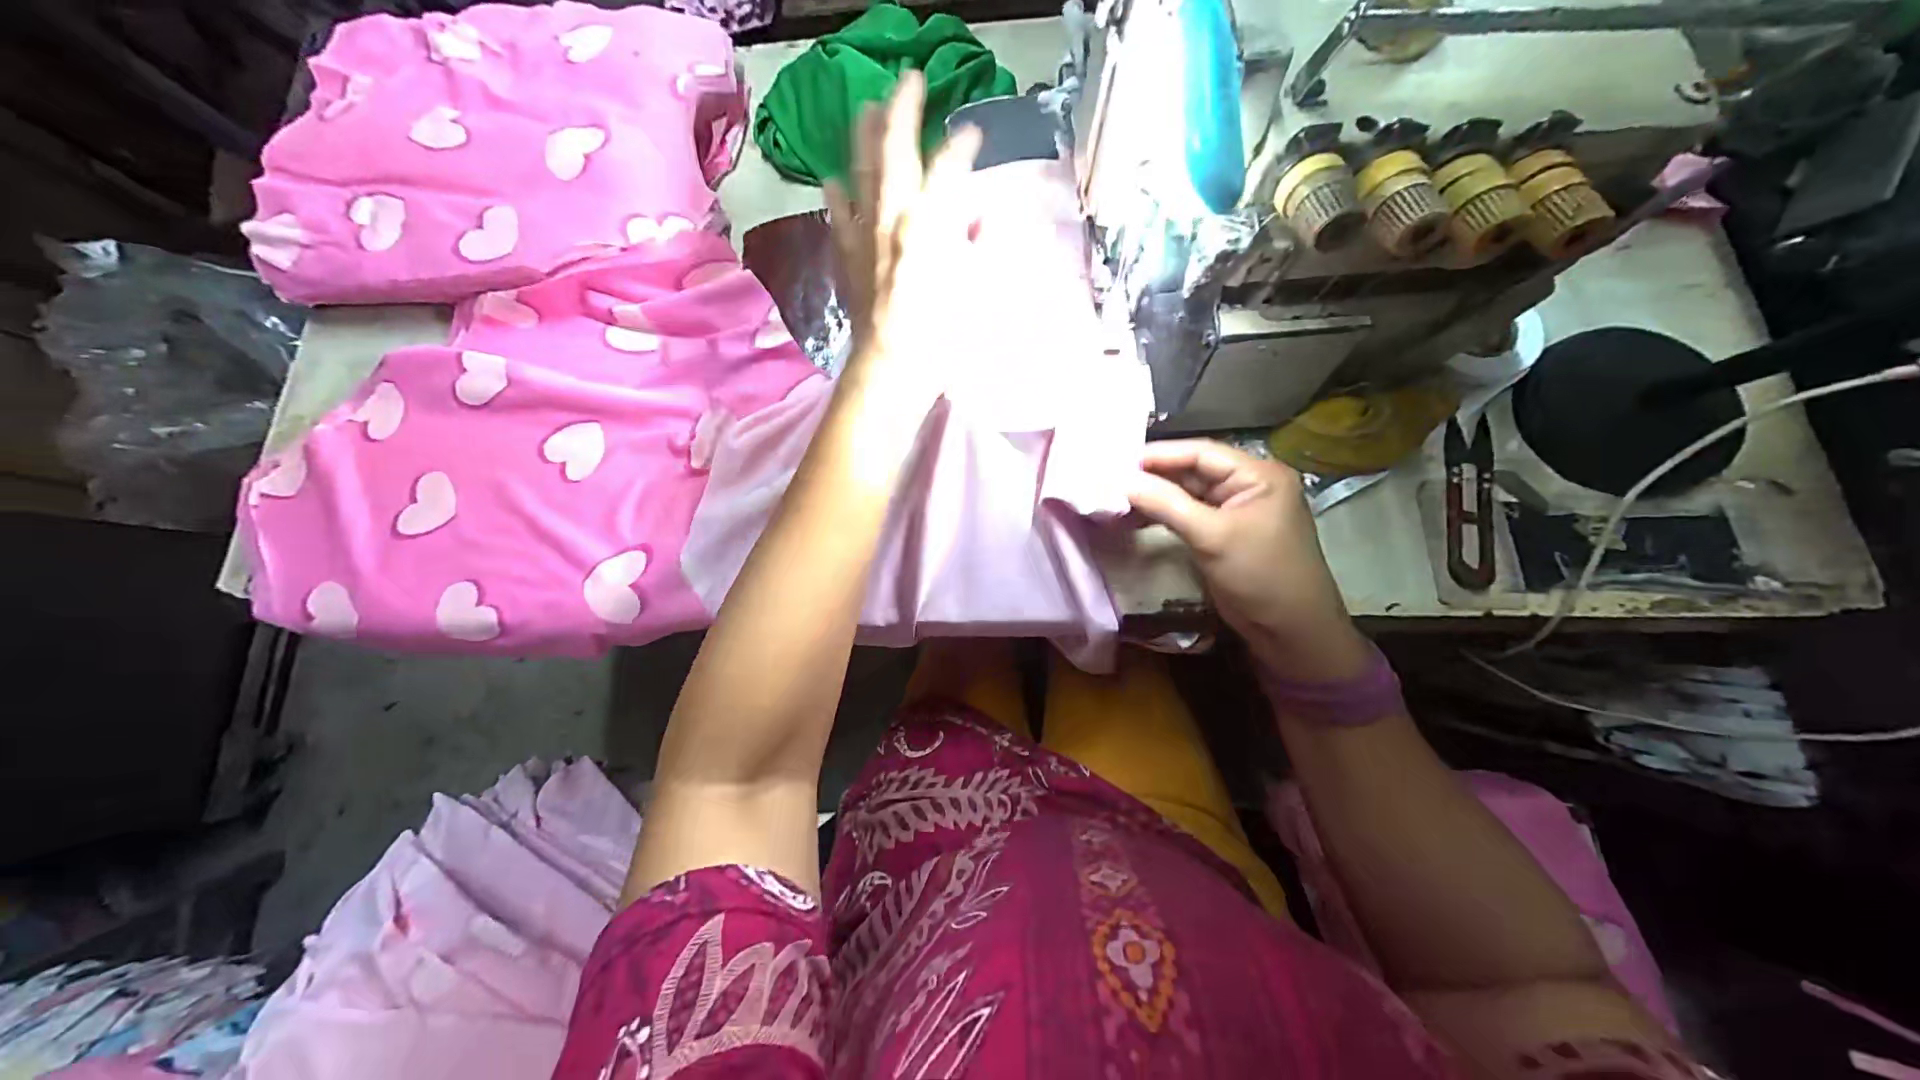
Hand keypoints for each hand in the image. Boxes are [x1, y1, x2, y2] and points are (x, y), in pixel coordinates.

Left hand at [824, 71, 980, 415]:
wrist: (892, 366)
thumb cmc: (942, 333)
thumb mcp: (972, 285)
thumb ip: (972, 244)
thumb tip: (975, 220)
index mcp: (929, 222)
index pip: (947, 167)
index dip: (961, 146)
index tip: (973, 133)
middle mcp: (891, 216)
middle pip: (895, 149)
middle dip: (904, 110)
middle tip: (909, 81)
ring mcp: (863, 233)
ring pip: (860, 170)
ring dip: (864, 136)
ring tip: (866, 109)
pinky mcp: (845, 255)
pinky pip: (838, 214)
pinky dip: (838, 194)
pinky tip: (834, 181)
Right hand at [1127, 439, 1372, 679]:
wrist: (1291, 631)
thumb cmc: (1260, 576)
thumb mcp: (1212, 536)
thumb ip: (1167, 504)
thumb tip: (1122, 481)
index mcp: (1258, 474)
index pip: (1201, 452)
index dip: (1158, 455)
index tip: (1117, 461)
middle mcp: (1248, 484)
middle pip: (1192, 470)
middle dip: (1152, 476)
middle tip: (1109, 480)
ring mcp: (1236, 510)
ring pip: (1187, 493)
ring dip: (1154, 496)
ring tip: (1115, 499)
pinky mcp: (1223, 533)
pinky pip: (1188, 514)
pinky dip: (1163, 515)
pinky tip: (1134, 518)